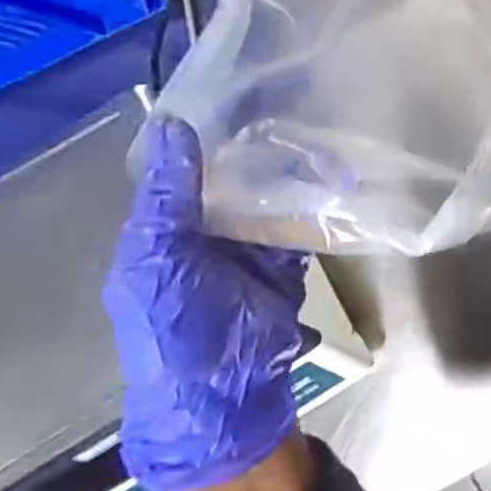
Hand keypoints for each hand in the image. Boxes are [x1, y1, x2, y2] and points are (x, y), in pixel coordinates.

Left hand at [104, 116, 308, 490]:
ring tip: (317, 140)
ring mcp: (247, 249)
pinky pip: (298, 228)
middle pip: (233, 179)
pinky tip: (334, 183)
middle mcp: (205, 231)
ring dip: (291, 176)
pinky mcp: (284, 267)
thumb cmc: (173, 326)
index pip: (184, 168)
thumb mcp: (156, 258)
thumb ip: (168, 196)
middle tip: (291, 111)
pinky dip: (315, 208)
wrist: (223, 395)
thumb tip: (172, 124)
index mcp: (164, 226)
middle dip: (258, 150)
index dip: (207, 135)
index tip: (237, 96)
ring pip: (269, 199)